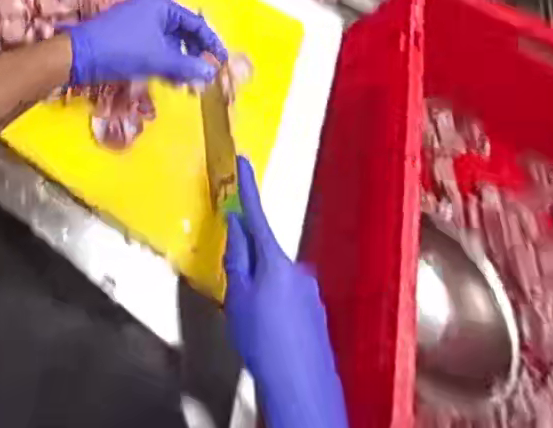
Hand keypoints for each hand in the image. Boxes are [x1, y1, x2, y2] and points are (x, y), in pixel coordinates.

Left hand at [65, 0, 223, 87]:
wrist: (79, 55)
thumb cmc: (121, 49)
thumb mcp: (157, 58)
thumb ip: (187, 65)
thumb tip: (211, 73)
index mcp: (160, 5)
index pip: (196, 23)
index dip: (211, 44)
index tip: (223, 63)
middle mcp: (152, 10)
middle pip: (183, 32)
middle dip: (195, 56)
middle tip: (205, 78)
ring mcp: (139, 24)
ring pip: (169, 43)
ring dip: (180, 63)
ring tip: (189, 84)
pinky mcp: (130, 38)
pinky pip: (156, 49)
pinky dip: (165, 63)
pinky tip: (172, 81)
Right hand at [225, 157, 348, 427]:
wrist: (304, 393)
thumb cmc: (261, 339)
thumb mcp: (236, 294)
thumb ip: (236, 256)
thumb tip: (236, 223)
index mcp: (276, 261)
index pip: (257, 216)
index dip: (248, 187)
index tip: (244, 160)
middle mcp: (298, 270)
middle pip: (265, 253)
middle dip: (248, 263)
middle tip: (235, 292)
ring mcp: (311, 294)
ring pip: (275, 278)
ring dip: (261, 289)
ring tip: (251, 323)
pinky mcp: (317, 316)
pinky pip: (287, 298)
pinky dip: (274, 307)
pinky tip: (268, 335)